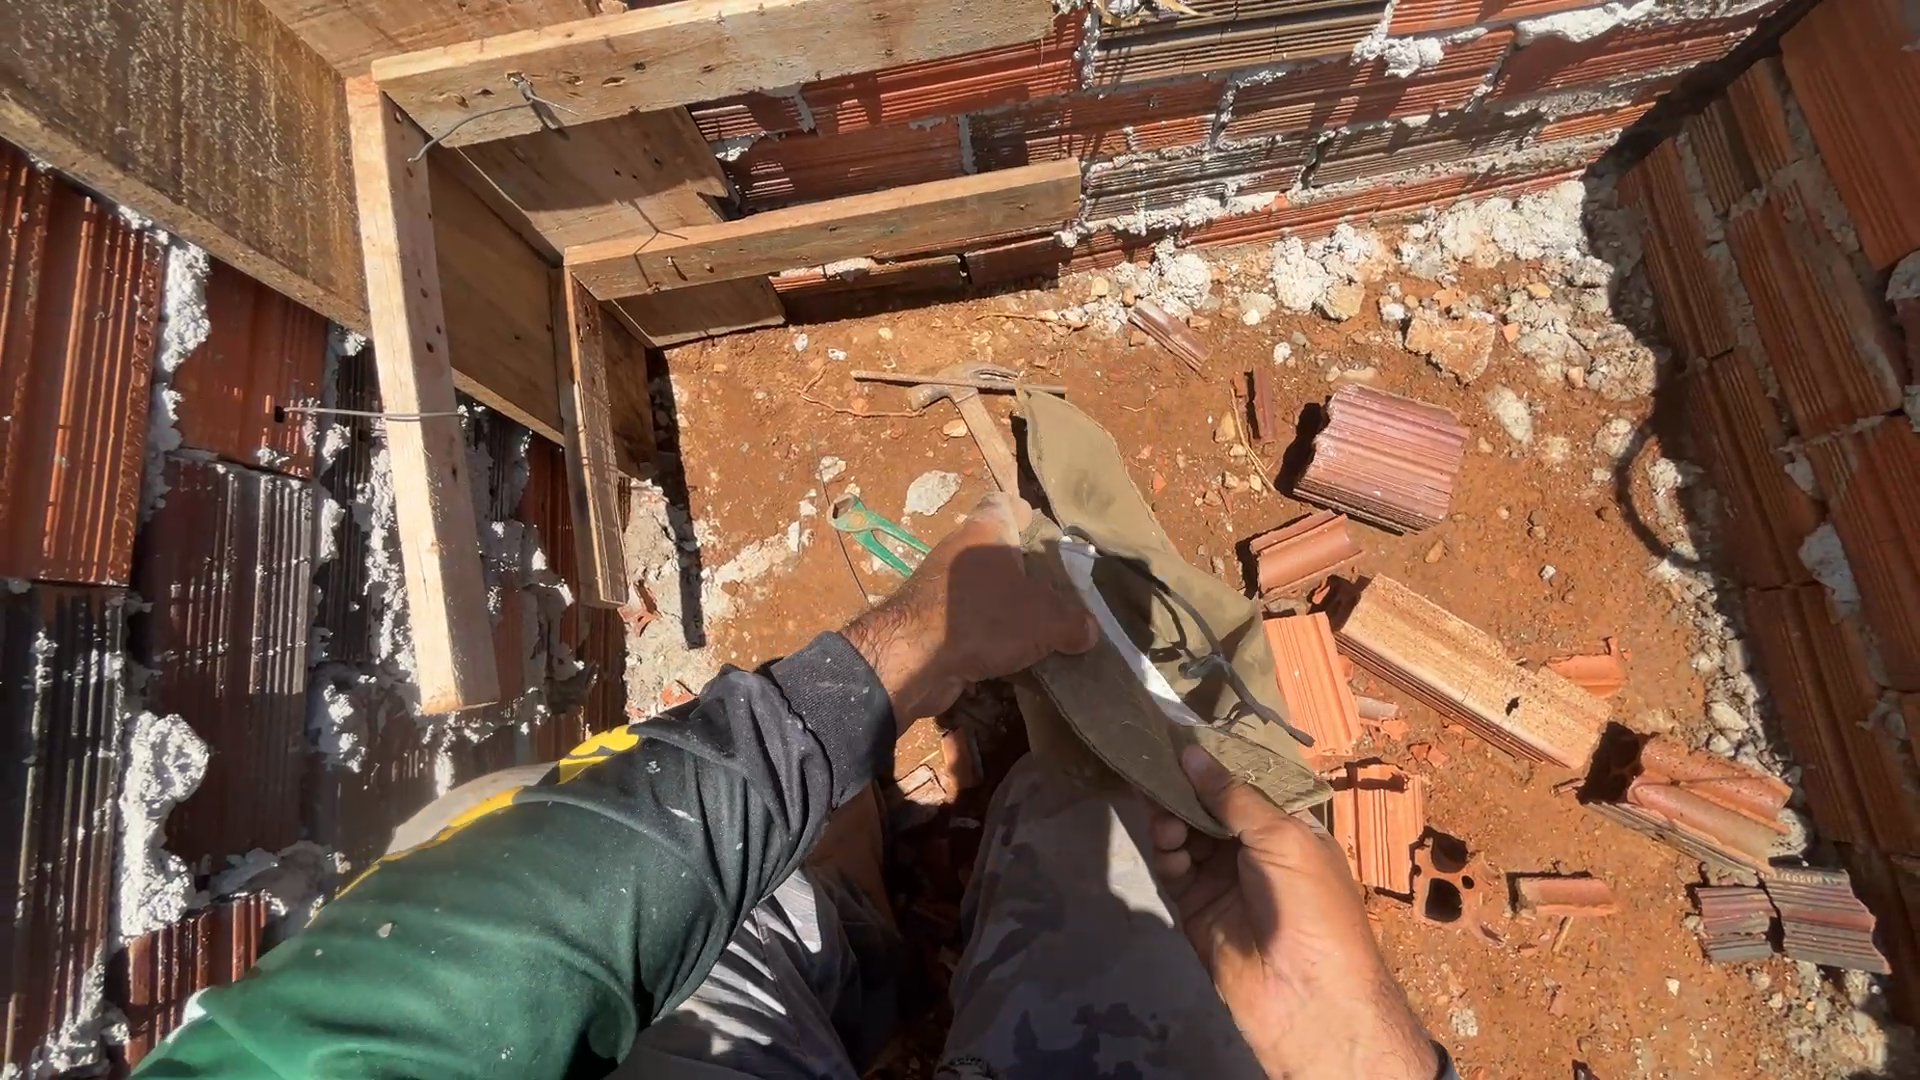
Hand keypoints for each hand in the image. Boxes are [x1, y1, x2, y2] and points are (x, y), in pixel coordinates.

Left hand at [842, 492, 1098, 720]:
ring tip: (1041, 622)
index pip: (1003, 503)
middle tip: (1056, 585)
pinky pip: (969, 618)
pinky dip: (988, 631)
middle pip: (995, 548)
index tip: (1042, 526)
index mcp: (986, 531)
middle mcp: (959, 550)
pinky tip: (1012, 652)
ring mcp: (940, 586)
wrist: (913, 658)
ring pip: (981, 586)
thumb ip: (1074, 622)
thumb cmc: (983, 618)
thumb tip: (1088, 630)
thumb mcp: (1046, 619)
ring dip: (1005, 602)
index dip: (1023, 511)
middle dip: (1023, 566)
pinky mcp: (929, 620)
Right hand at [1150, 745, 1438, 1079]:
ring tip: (1163, 810)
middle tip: (1153, 760)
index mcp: (1283, 827)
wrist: (1308, 998)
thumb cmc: (1310, 904)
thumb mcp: (1282, 837)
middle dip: (1183, 785)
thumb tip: (1191, 752)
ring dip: (1171, 814)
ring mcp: (1220, 875)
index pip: (1241, 785)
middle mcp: (1249, 847)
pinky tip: (1166, 838)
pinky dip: (1165, 847)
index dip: (1212, 762)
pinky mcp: (1194, 902)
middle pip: (1206, 805)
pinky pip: (1172, 863)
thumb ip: (1232, 795)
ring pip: (1184, 829)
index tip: (1180, 735)